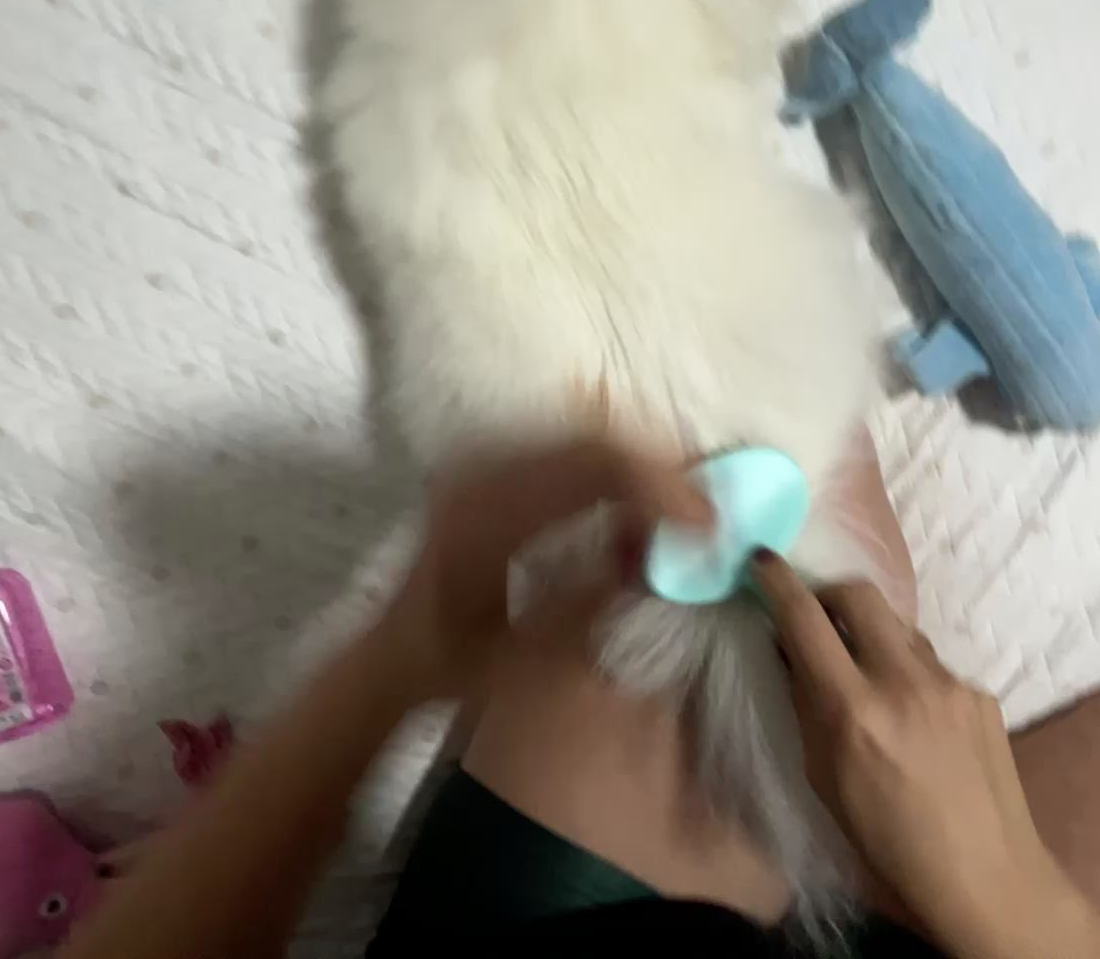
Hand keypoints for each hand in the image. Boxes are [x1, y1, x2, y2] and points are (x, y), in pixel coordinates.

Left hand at [369, 439, 711, 702]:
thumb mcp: (526, 653)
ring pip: (582, 435)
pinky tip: (635, 497)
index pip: (593, 469)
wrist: (393, 651)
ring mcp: (483, 463)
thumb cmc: (454, 664)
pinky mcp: (489, 467)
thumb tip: (661, 554)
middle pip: (594, 437)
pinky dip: (610, 466)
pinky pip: (565, 447)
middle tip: (703, 508)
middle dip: (660, 467)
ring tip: (679, 503)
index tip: (706, 523)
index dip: (661, 487)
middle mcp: (483, 473)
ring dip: (639, 461)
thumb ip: (594, 600)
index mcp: (489, 517)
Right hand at [754, 553, 1099, 958]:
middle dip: (828, 592)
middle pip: (858, 593)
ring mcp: (950, 683)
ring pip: (897, 624)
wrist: (988, 880)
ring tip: (868, 674)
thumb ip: (804, 699)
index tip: (762, 560)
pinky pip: (929, 660)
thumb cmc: (884, 838)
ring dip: (870, 633)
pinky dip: (906, 669)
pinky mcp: (979, 693)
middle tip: (816, 615)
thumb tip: (788, 646)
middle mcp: (904, 682)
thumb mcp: (822, 772)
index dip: (777, 581)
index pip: (804, 618)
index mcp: (853, 709)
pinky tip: (912, 714)